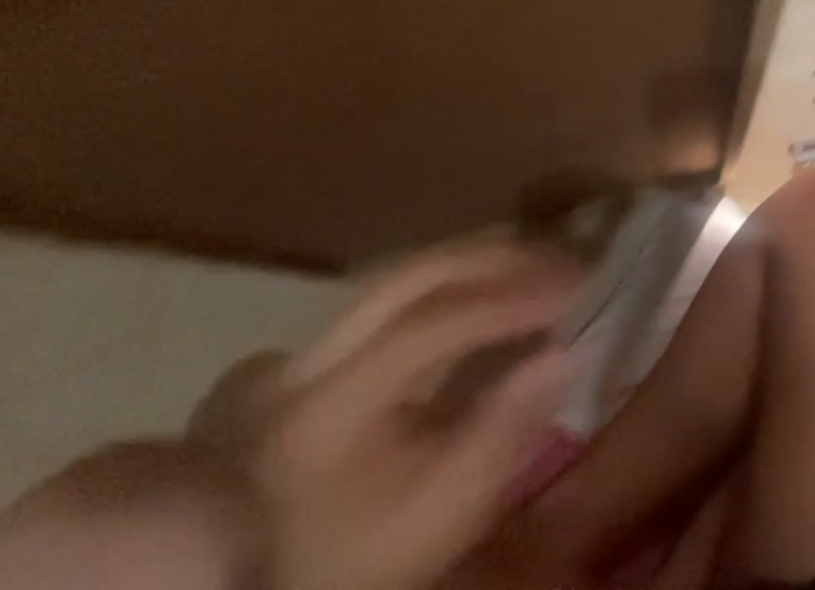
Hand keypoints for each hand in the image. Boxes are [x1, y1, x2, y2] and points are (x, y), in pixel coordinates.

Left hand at [257, 245, 575, 589]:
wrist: (240, 575)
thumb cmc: (351, 557)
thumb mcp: (437, 516)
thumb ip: (500, 435)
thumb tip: (560, 356)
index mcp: (332, 404)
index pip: (431, 324)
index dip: (508, 300)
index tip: (574, 290)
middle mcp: (308, 356)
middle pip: (407, 274)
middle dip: (494, 257)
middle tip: (562, 259)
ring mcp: (298, 348)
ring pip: (393, 274)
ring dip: (471, 259)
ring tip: (534, 260)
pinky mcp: (303, 354)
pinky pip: (386, 295)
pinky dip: (445, 280)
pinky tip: (482, 283)